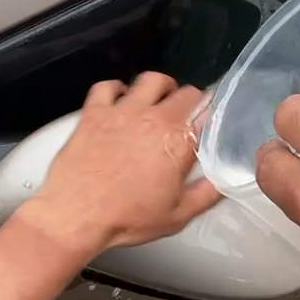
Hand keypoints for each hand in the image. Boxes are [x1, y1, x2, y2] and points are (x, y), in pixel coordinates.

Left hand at [14, 73, 223, 258]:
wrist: (76, 215)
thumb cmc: (126, 219)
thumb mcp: (177, 216)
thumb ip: (207, 194)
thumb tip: (224, 180)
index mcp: (180, 141)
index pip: (208, 113)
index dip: (211, 118)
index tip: (207, 128)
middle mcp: (154, 118)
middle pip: (184, 92)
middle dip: (190, 102)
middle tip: (184, 118)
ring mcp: (122, 111)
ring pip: (150, 80)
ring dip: (160, 87)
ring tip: (158, 100)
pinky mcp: (93, 113)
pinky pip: (107, 86)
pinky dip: (116, 88)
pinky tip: (119, 99)